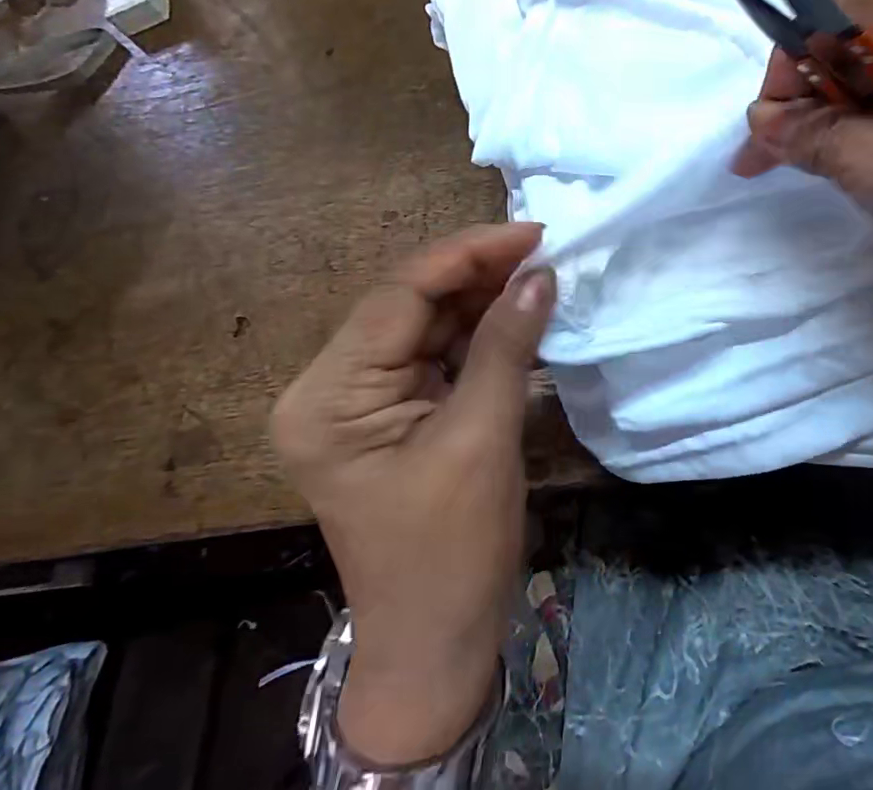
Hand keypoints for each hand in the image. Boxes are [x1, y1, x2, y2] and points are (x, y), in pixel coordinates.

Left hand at [271, 224, 553, 762]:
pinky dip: (481, 336)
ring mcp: (361, 403)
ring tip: (540, 274)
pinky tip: (520, 314)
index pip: (399, 296)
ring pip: (427, 327)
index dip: (467, 255)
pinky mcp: (393, 416)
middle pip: (410, 305)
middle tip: (544, 250)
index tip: (532, 233)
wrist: (437, 640)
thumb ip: (506, 347)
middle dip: (478, 275)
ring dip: (483, 301)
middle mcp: (331, 388)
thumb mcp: (482, 439)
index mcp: (329, 396)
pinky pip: (438, 358)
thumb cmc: (452, 549)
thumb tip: (539, 276)